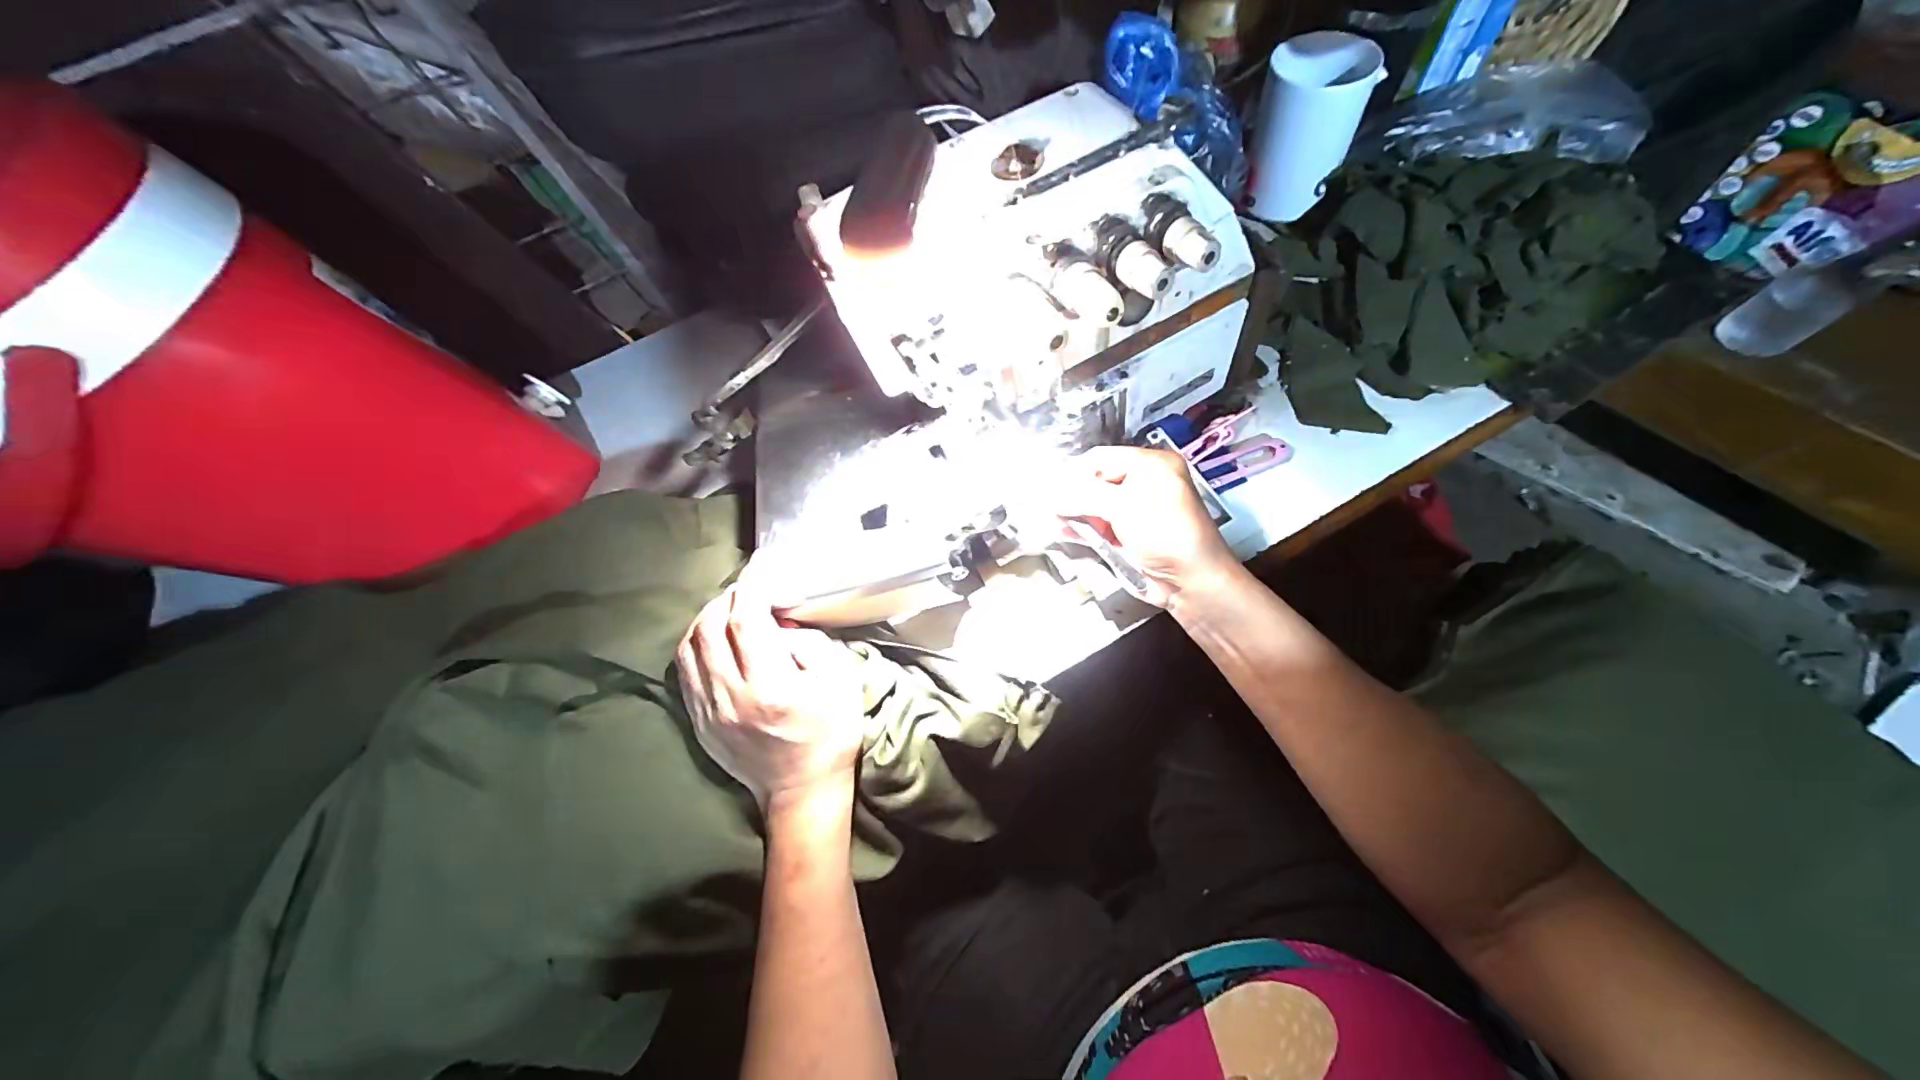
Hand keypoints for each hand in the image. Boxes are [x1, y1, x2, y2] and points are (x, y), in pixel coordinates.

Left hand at [677, 582, 868, 815]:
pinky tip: (714, 641)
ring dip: (705, 620)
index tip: (759, 573)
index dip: (750, 590)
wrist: (802, 792)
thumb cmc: (831, 736)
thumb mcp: (841, 684)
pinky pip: (684, 673)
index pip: (746, 622)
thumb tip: (781, 624)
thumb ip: (811, 645)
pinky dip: (696, 646)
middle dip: (725, 601)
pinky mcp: (699, 723)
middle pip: (709, 629)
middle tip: (745, 592)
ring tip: (727, 612)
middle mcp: (731, 697)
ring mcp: (709, 712)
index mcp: (770, 688)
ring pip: (688, 649)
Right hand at [1049, 446, 1240, 609]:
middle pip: (1095, 482)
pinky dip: (1081, 528)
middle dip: (1070, 493)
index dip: (1074, 471)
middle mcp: (1145, 484)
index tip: (1048, 484)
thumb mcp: (1122, 506)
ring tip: (1051, 518)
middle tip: (1046, 502)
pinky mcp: (1129, 536)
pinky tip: (1062, 530)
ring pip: (1094, 506)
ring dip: (1072, 512)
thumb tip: (1051, 492)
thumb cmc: (1168, 535)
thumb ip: (1082, 496)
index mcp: (1152, 465)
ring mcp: (1136, 512)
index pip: (1102, 458)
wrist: (1190, 581)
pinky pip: (1098, 526)